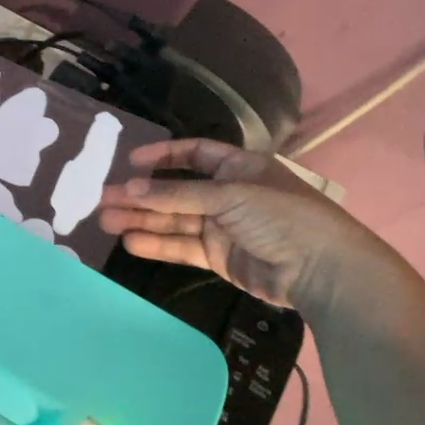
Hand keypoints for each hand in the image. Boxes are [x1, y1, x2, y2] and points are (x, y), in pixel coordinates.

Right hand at [98, 138, 394, 311]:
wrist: (322, 270)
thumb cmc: (283, 217)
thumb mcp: (229, 195)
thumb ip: (176, 195)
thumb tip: (129, 189)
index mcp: (239, 168)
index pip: (196, 154)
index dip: (163, 156)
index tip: (129, 162)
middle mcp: (228, 195)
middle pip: (175, 191)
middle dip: (140, 195)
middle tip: (102, 198)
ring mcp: (222, 227)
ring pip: (172, 220)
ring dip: (140, 220)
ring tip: (104, 221)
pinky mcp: (217, 257)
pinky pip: (180, 247)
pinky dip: (156, 244)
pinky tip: (130, 242)